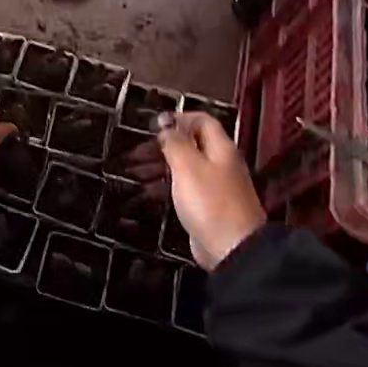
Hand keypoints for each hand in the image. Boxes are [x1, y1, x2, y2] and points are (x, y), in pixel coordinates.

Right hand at [149, 111, 265, 268]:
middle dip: (164, 145)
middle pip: (191, 144)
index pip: (202, 121)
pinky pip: (184, 189)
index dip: (179, 119)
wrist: (231, 247)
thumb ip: (175, 142)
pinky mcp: (208, 207)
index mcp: (221, 149)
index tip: (156, 125)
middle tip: (140, 150)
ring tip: (136, 170)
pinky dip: (166, 186)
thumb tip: (166, 123)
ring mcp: (215, 186)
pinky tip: (149, 191)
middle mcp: (221, 164)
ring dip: (160, 165)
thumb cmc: (211, 204)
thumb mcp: (188, 166)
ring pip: (185, 167)